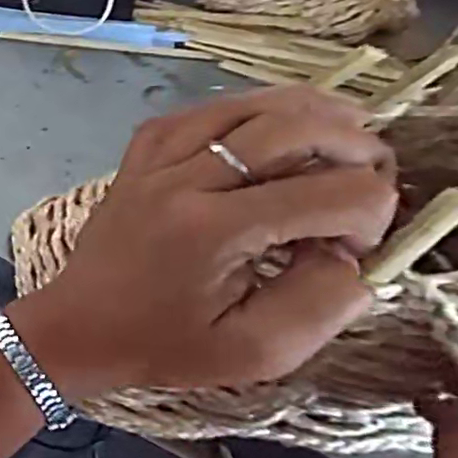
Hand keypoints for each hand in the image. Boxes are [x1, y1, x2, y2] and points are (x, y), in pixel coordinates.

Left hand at [9, 86, 395, 395]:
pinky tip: (268, 127)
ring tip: (345, 133)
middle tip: (376, 171)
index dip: (374, 213)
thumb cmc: (166, 343)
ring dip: (304, 112)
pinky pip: (196, 113)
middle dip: (354, 143)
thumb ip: (325, 302)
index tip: (360, 246)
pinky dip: (243, 111)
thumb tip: (357, 253)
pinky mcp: (137, 157)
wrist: (81, 324)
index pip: (330, 193)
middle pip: (287, 127)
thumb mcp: (259, 350)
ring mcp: (152, 160)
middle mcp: (181, 179)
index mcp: (214, 228)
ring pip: (239, 107)